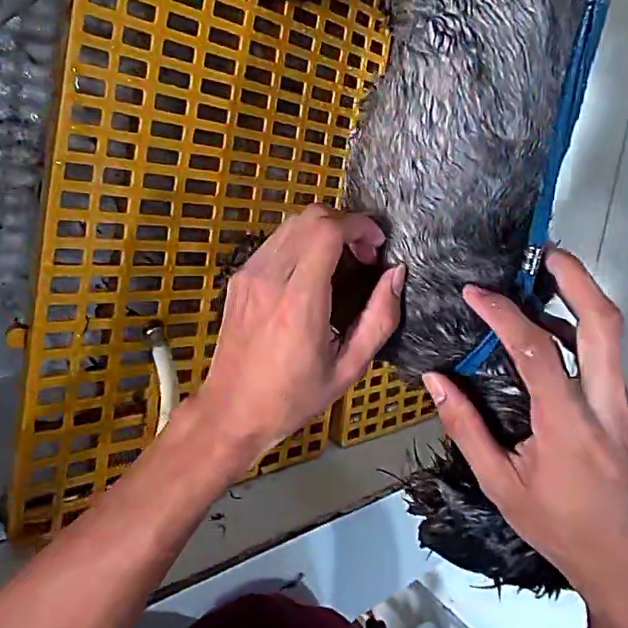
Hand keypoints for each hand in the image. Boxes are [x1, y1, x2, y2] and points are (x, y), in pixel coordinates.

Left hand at [185, 205, 404, 463]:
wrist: (232, 410)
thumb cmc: (291, 397)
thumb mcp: (348, 368)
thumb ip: (379, 318)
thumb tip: (396, 275)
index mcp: (298, 302)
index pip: (327, 230)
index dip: (359, 225)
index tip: (376, 243)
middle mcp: (269, 279)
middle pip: (310, 217)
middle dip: (345, 224)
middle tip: (364, 254)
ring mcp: (249, 275)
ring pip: (292, 223)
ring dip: (324, 230)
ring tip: (342, 262)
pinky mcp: (239, 278)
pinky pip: (275, 241)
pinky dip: (302, 242)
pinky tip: (313, 271)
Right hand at [424, 249, 627, 627]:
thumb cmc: (562, 530)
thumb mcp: (502, 486)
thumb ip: (467, 429)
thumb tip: (436, 381)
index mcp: (569, 425)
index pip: (538, 352)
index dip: (503, 314)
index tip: (474, 293)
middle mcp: (606, 405)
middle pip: (605, 323)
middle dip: (576, 278)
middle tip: (543, 251)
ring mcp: (623, 407)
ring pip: (612, 336)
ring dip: (580, 298)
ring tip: (541, 278)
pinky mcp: (626, 413)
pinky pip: (606, 357)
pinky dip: (580, 330)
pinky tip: (549, 333)